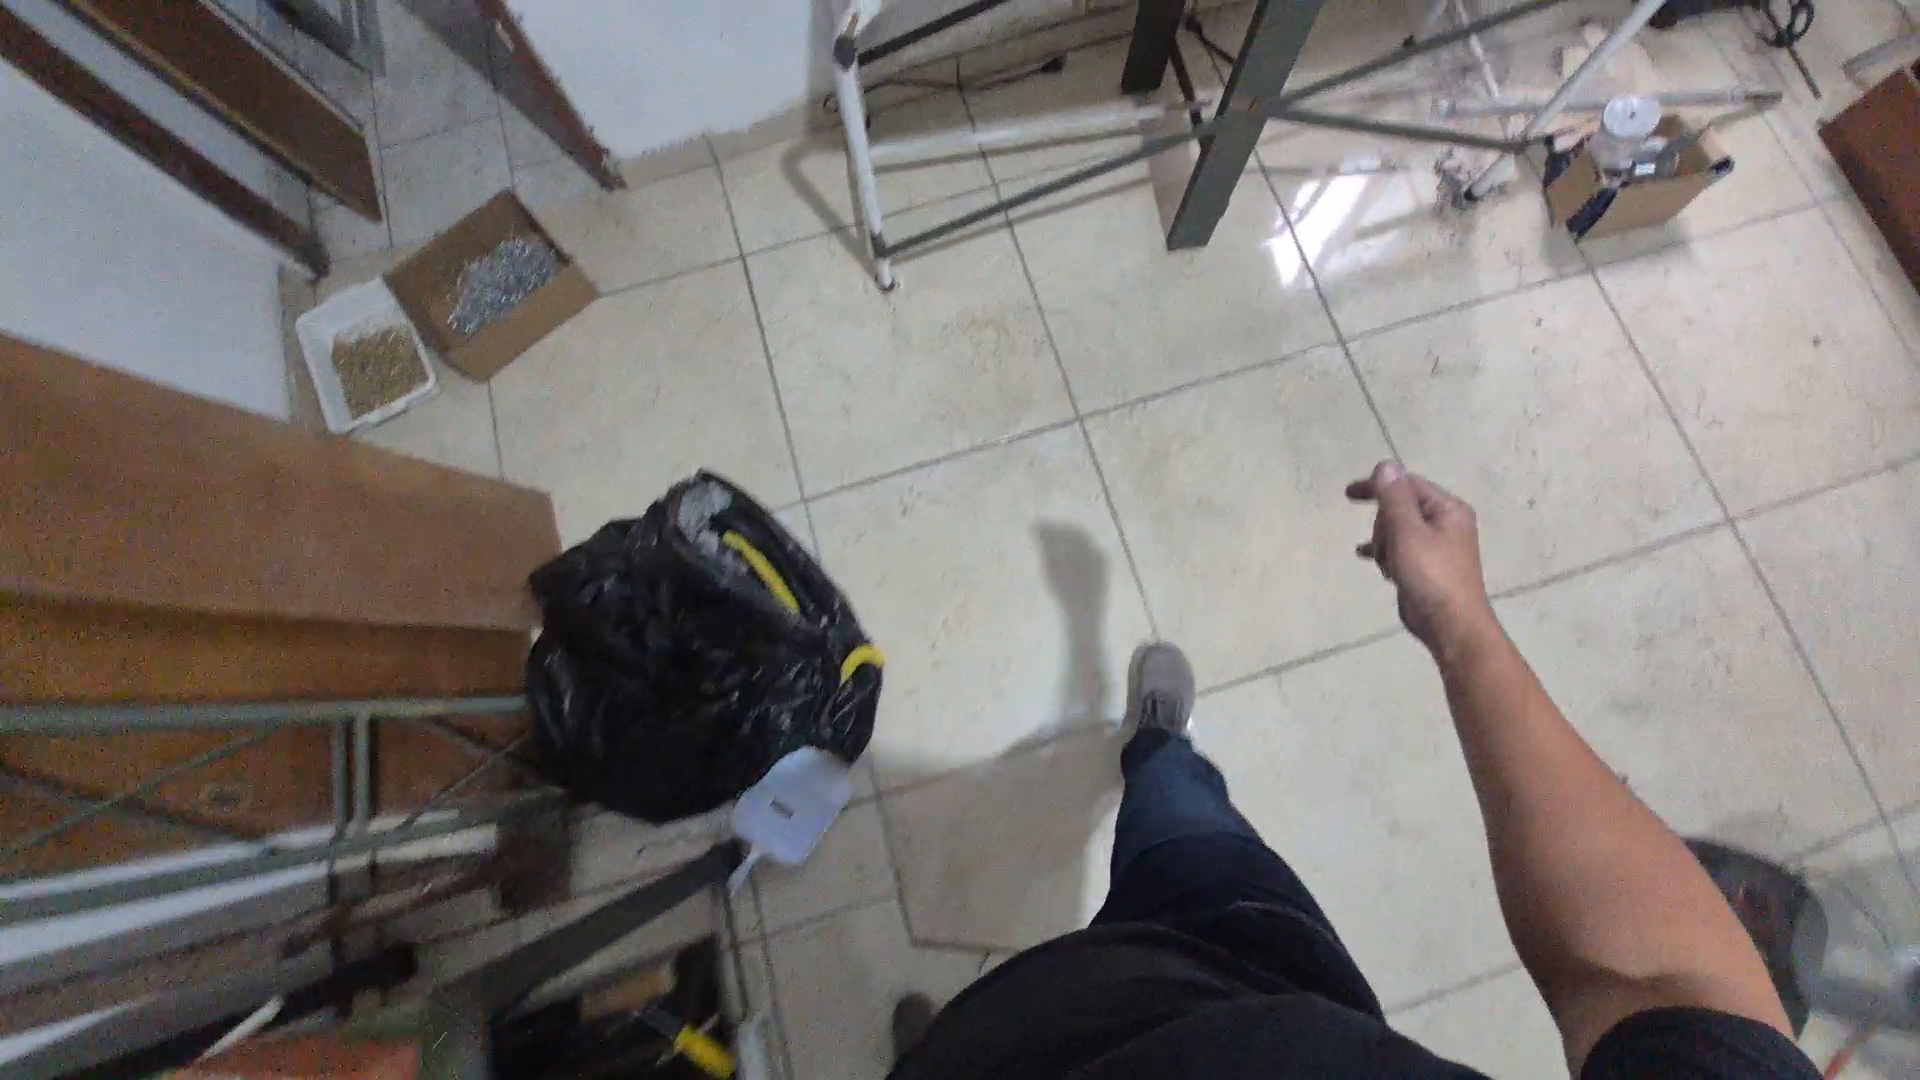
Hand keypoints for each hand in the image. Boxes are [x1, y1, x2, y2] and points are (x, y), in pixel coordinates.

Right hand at [1347, 461, 1496, 655]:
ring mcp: (1434, 544)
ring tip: (1387, 564)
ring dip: (1382, 543)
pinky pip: (1396, 548)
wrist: (1450, 623)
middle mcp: (1444, 522)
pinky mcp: (1423, 564)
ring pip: (1394, 529)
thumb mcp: (1408, 531)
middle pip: (1398, 507)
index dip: (1377, 486)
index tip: (1348, 494)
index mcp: (1447, 509)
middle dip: (1382, 524)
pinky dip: (1382, 551)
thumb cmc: (1431, 574)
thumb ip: (1394, 498)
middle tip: (1385, 546)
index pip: (1407, 484)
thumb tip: (1385, 465)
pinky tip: (1366, 557)